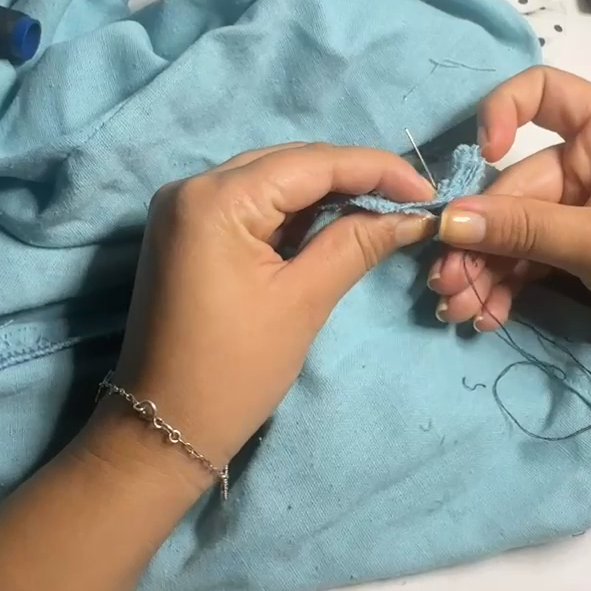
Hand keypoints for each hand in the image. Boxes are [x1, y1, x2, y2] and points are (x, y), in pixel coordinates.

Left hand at [93, 144, 435, 490]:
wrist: (163, 428)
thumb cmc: (235, 371)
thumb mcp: (303, 301)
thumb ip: (357, 244)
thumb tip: (413, 216)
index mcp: (215, 199)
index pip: (311, 163)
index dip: (375, 168)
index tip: (426, 188)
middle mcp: (193, 186)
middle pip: (290, 163)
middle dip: (353, 176)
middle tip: (409, 199)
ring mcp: (185, 206)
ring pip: (272, 178)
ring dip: (327, 191)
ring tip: (383, 206)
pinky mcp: (188, 229)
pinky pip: (253, 203)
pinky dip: (295, 210)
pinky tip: (336, 218)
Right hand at [428, 66, 590, 367]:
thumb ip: (527, 229)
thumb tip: (449, 221)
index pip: (545, 92)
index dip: (503, 111)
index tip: (483, 156)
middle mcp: (588, 167)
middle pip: (513, 184)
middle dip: (477, 236)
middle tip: (446, 284)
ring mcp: (579, 212)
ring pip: (510, 227)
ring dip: (481, 268)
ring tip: (458, 308)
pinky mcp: (573, 252)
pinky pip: (524, 258)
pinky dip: (503, 285)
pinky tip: (487, 315)